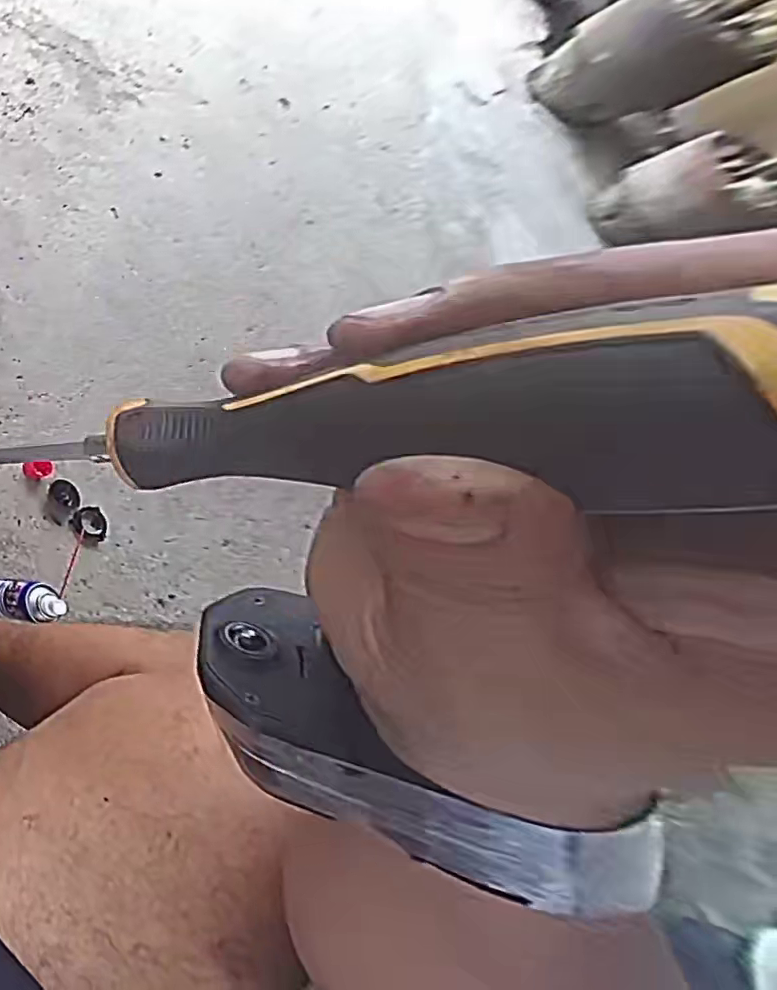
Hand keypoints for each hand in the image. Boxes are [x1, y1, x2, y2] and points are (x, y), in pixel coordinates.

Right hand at [228, 233, 776, 828]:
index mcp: (773, 529)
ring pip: (554, 319)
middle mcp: (715, 452)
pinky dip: (377, 351)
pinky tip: (300, 369)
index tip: (513, 340)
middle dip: (511, 319)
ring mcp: (612, 421)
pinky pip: (467, 345)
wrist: (440, 687)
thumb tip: (416, 477)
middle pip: (667, 322)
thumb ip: (478, 581)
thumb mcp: (496, 667)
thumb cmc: (502, 709)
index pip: (766, 382)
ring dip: (422, 330)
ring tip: (319, 358)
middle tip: (374, 343)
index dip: (673, 329)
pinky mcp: (516, 405)